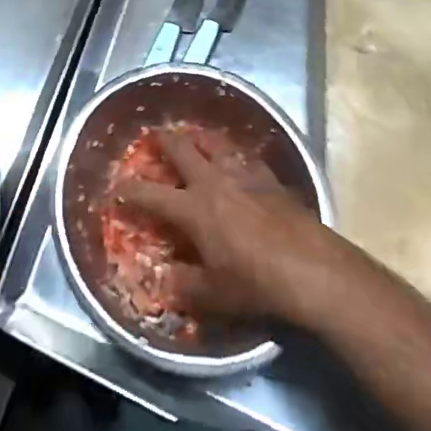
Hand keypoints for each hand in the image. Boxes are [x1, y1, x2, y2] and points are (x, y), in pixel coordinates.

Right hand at [114, 128, 363, 324]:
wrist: (313, 269)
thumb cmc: (256, 283)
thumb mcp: (214, 295)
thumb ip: (185, 285)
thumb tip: (167, 278)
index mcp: (192, 209)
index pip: (151, 195)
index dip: (131, 190)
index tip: (118, 188)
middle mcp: (213, 183)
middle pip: (182, 151)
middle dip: (165, 142)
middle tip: (155, 135)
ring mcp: (244, 176)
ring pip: (216, 144)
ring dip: (201, 138)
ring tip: (195, 135)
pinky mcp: (271, 179)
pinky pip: (247, 157)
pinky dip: (236, 154)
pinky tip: (239, 159)